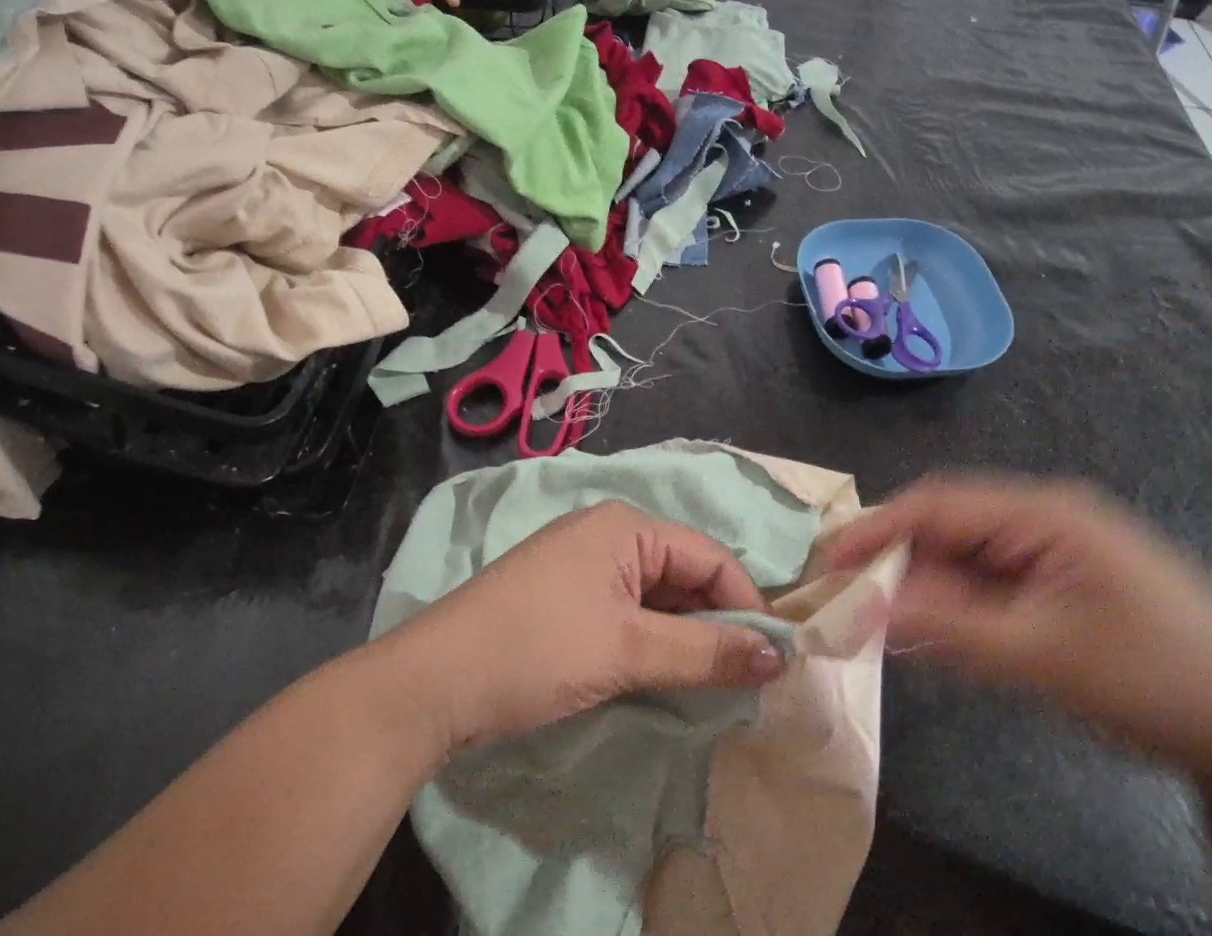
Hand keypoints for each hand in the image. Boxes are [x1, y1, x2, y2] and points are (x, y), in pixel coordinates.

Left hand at [384, 501, 785, 750]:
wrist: (430, 685)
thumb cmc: (535, 652)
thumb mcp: (628, 651)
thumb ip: (707, 653)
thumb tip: (781, 656)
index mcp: (626, 527)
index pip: (711, 557)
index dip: (748, 605)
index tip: (774, 661)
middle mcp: (608, 536)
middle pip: (686, 575)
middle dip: (717, 624)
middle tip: (746, 681)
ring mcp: (582, 568)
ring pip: (658, 598)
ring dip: (686, 638)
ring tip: (712, 684)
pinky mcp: (565, 601)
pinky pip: (628, 614)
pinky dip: (652, 643)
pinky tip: (664, 676)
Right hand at [824, 476, 1211, 771]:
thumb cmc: (1154, 679)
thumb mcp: (1041, 655)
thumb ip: (947, 627)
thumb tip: (863, 608)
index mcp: (1045, 514)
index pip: (938, 504)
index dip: (875, 529)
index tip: (825, 564)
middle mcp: (1045, 522)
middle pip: (947, 528)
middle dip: (893, 562)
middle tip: (842, 602)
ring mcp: (1055, 556)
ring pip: (965, 560)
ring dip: (921, 589)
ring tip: (874, 624)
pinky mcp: (1060, 589)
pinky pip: (989, 588)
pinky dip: (954, 609)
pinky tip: (930, 636)